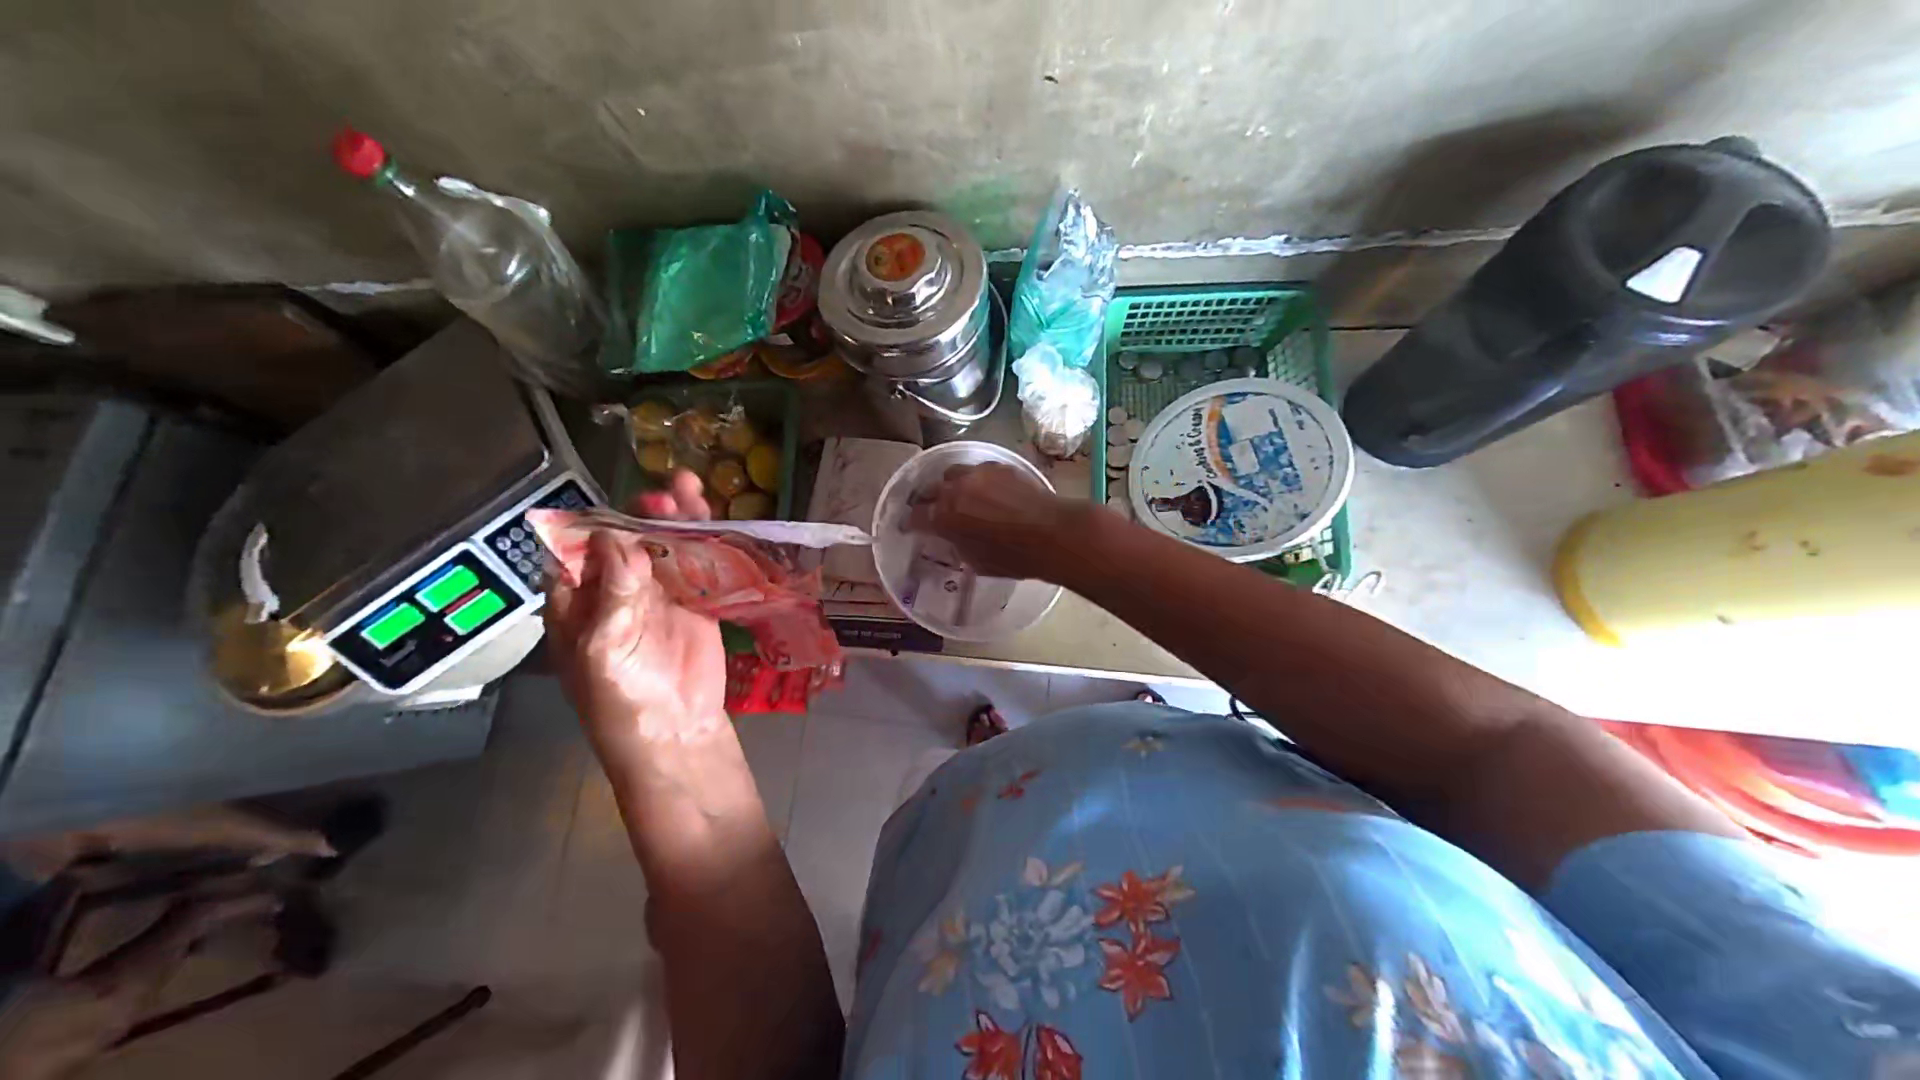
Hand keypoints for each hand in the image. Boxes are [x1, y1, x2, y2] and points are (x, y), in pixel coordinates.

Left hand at [534, 470, 729, 766]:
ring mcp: (657, 593)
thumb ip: (612, 595)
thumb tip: (616, 538)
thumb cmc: (621, 700)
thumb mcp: (604, 649)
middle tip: (662, 497)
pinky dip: (706, 540)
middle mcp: (615, 589)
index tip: (621, 505)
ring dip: (675, 518)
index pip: (578, 549)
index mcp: (577, 600)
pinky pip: (697, 563)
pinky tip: (715, 517)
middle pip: (626, 539)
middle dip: (642, 515)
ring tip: (689, 488)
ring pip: (663, 545)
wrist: (675, 731)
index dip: (597, 523)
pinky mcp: (693, 600)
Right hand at [906, 463, 1094, 581]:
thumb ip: (958, 543)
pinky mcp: (1000, 466)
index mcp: (944, 517)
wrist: (1053, 533)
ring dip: (952, 485)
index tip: (910, 527)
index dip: (911, 523)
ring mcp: (978, 473)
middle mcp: (955, 489)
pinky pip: (979, 469)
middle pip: (930, 489)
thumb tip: (956, 536)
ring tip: (959, 495)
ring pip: (954, 473)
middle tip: (932, 509)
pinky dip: (977, 480)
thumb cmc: (1014, 558)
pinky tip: (986, 490)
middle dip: (928, 500)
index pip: (916, 516)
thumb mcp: (976, 561)